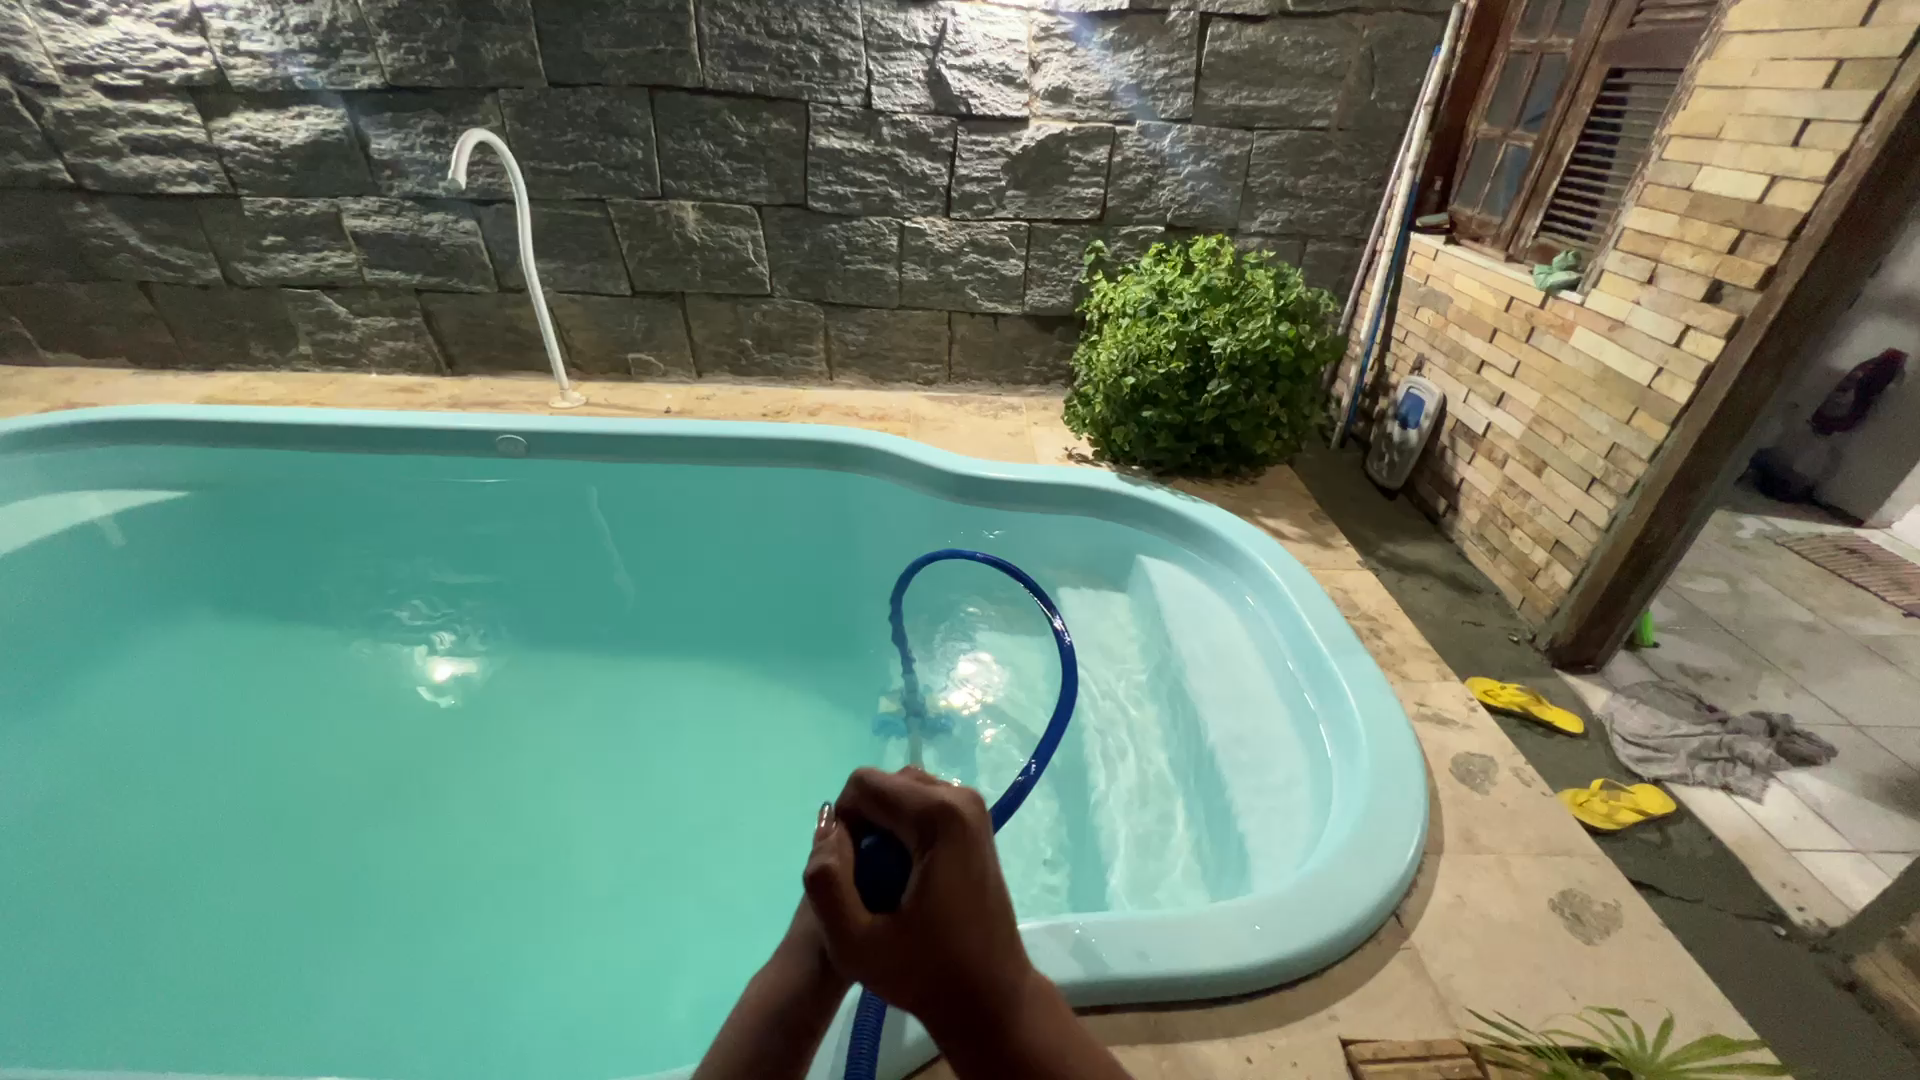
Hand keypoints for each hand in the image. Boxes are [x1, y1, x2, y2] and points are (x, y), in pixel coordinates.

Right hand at [802, 767, 1038, 1036]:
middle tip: (867, 880)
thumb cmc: (924, 974)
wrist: (989, 996)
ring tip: (884, 880)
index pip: (863, 785)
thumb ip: (824, 883)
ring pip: (903, 790)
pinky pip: (923, 803)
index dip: (843, 825)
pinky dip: (903, 828)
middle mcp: (960, 796)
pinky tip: (905, 875)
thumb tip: (826, 829)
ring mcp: (972, 806)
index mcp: (938, 815)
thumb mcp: (854, 944)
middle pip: (886, 783)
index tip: (850, 874)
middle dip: (864, 822)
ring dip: (882, 825)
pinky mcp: (975, 820)